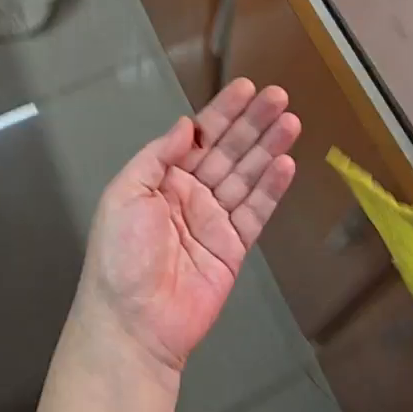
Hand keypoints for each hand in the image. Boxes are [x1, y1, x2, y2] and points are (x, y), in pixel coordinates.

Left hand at [73, 79, 300, 372]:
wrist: (132, 323)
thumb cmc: (121, 255)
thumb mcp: (125, 195)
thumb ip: (157, 156)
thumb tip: (186, 123)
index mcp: (162, 177)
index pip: (198, 136)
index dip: (223, 112)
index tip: (247, 88)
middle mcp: (191, 192)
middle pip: (228, 150)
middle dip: (253, 123)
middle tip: (280, 97)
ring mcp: (214, 220)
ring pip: (246, 176)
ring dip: (269, 149)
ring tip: (292, 122)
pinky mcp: (234, 247)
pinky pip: (256, 211)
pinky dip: (272, 188)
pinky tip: (287, 164)